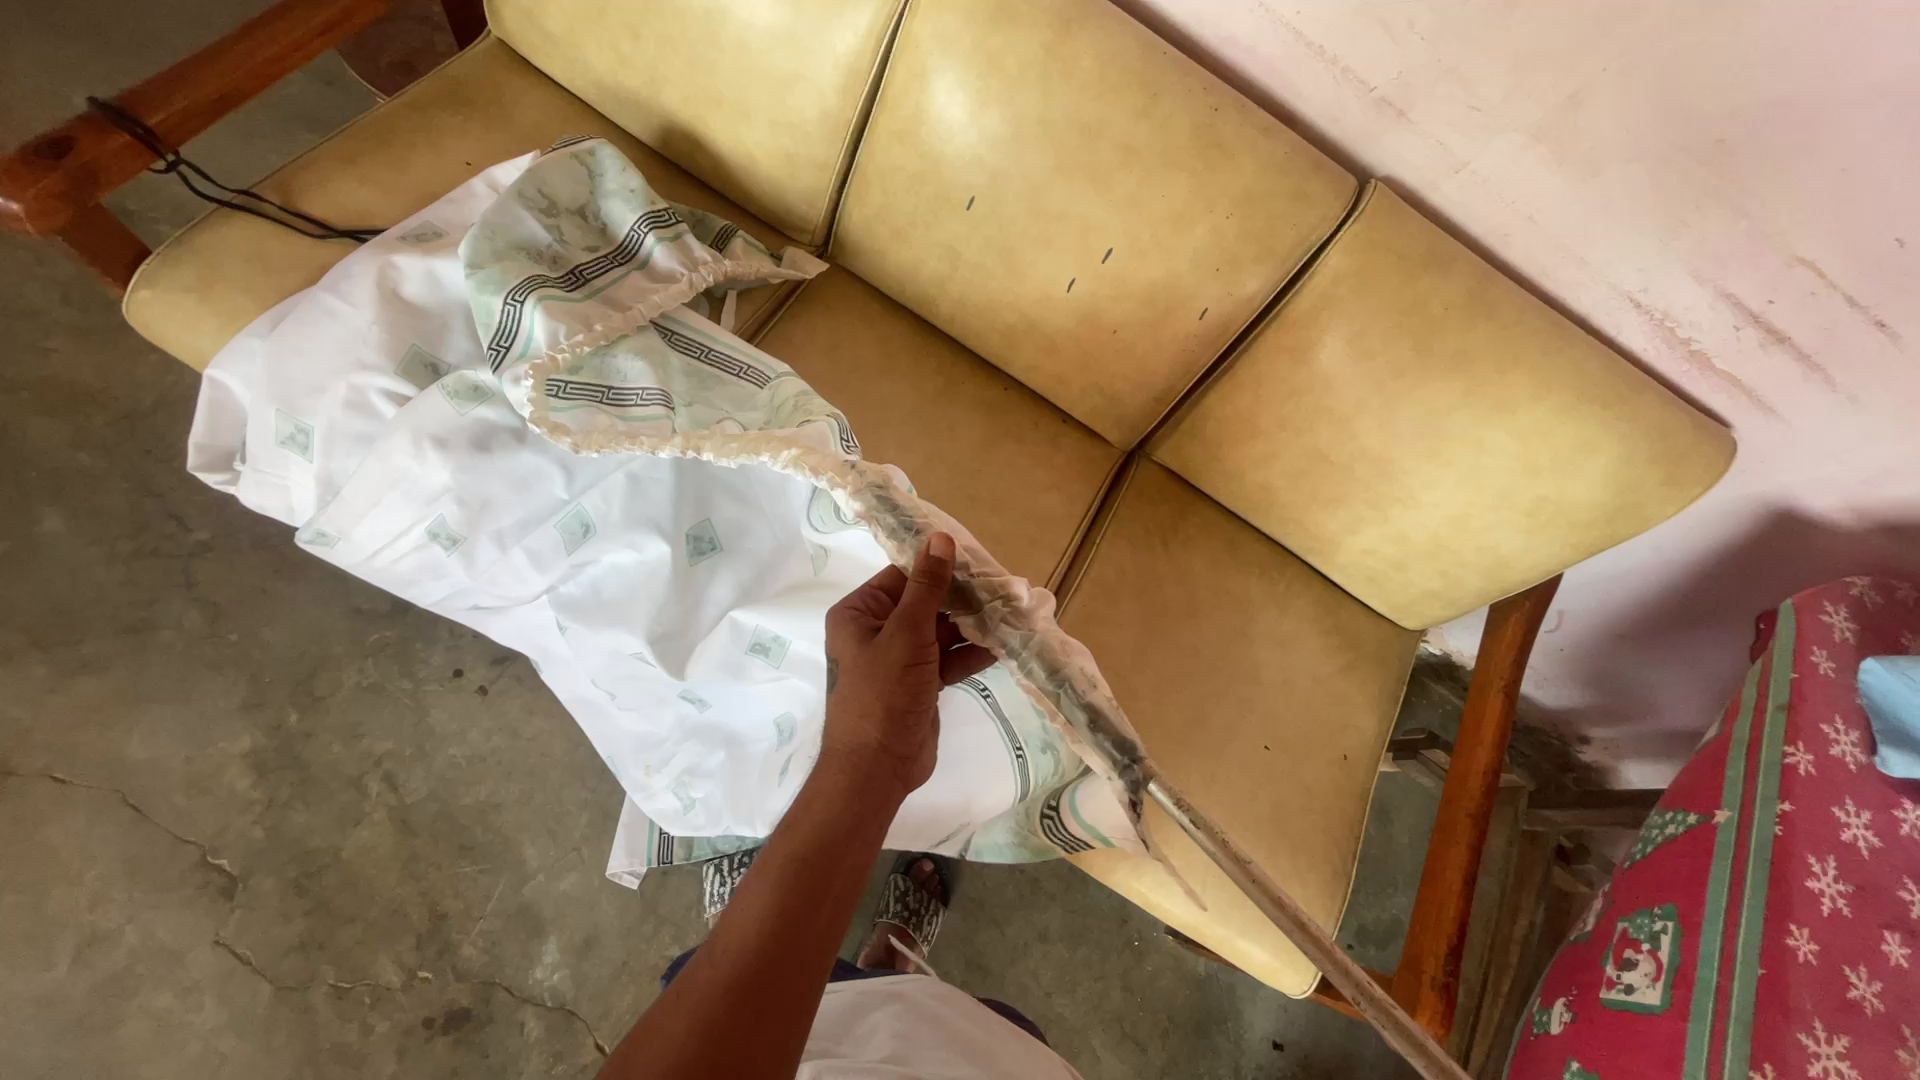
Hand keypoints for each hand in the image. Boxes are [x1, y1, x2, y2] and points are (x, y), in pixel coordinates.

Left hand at [819, 532, 996, 801]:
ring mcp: (899, 660)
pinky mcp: (920, 684)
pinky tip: (1003, 644)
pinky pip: (947, 659)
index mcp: (860, 613)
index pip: (903, 577)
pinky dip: (971, 653)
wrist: (877, 768)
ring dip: (972, 626)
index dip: (940, 567)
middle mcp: (876, 631)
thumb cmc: (882, 693)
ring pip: (940, 632)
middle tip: (1004, 587)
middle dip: (963, 599)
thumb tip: (940, 538)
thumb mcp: (906, 633)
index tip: (979, 560)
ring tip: (1011, 613)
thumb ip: (927, 586)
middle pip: (925, 603)